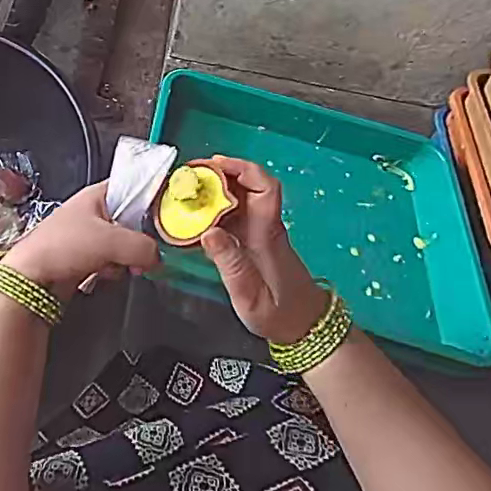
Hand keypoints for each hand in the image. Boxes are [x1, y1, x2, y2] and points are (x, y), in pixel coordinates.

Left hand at [4, 181, 160, 300]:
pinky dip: (111, 270)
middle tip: (142, 253)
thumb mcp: (110, 241)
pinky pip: (111, 262)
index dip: (151, 199)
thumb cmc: (61, 247)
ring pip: (123, 245)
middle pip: (132, 221)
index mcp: (97, 195)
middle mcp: (94, 212)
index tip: (166, 214)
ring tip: (117, 267)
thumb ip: (142, 246)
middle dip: (139, 240)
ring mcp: (89, 236)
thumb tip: (157, 257)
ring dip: (124, 260)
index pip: (134, 187)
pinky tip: (103, 276)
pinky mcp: (84, 258)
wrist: (30, 278)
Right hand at [198, 156, 327, 343]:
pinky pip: (234, 212)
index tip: (213, 164)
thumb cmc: (279, 313)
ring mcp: (259, 230)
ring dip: (215, 187)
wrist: (304, 326)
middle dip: (219, 173)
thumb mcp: (250, 296)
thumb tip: (209, 232)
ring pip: (240, 196)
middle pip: (248, 184)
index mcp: (266, 233)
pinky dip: (215, 205)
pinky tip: (195, 212)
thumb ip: (231, 265)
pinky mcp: (252, 238)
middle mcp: (264, 224)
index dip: (241, 168)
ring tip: (186, 189)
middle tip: (188, 175)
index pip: (264, 187)